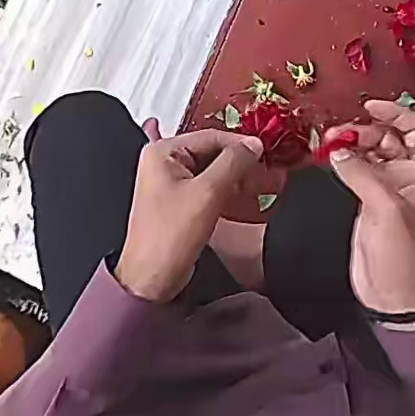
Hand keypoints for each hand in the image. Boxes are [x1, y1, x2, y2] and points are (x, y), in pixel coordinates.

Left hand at [114, 125, 264, 303]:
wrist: (152, 279)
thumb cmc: (168, 237)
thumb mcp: (208, 193)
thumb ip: (233, 163)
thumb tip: (253, 145)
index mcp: (162, 152)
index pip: (210, 135)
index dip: (239, 143)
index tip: (263, 151)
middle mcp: (163, 162)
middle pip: (211, 150)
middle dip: (237, 161)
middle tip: (261, 170)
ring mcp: (170, 181)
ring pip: (212, 168)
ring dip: (233, 175)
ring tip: (254, 183)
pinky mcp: (179, 200)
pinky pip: (207, 184)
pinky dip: (224, 187)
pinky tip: (238, 192)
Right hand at [324, 100, 414, 314]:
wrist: (394, 298)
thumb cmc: (404, 256)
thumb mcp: (386, 209)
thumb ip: (362, 173)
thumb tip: (339, 150)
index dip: (397, 114)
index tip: (371, 106)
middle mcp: (410, 177)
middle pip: (390, 138)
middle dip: (366, 130)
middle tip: (339, 133)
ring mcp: (389, 188)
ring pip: (371, 152)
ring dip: (352, 144)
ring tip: (330, 143)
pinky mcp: (370, 200)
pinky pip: (358, 169)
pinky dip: (344, 160)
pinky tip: (331, 157)